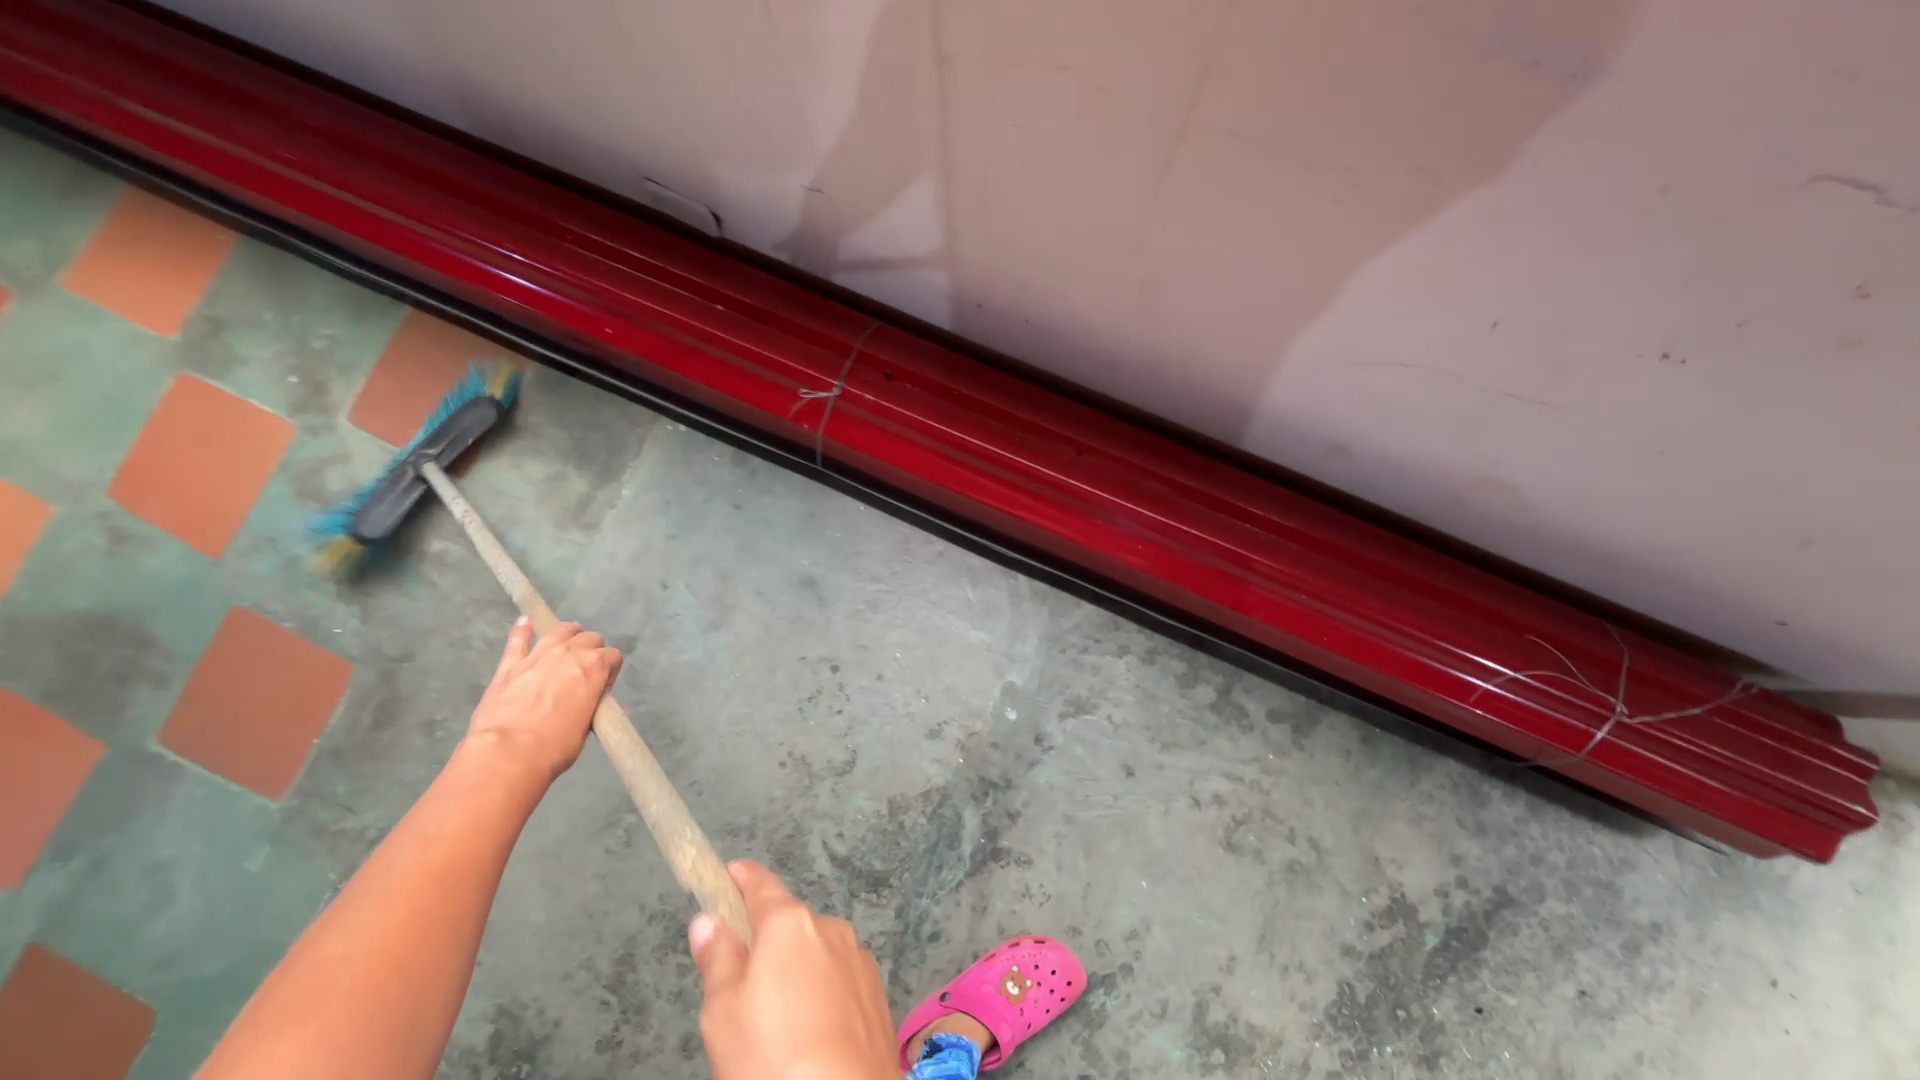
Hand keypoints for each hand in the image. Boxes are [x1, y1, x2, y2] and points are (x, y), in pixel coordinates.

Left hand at [465, 617, 621, 781]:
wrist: (508, 751)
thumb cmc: (555, 745)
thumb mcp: (587, 729)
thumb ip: (597, 710)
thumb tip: (615, 710)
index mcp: (595, 668)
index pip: (613, 656)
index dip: (610, 670)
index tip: (603, 686)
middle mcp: (570, 653)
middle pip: (589, 638)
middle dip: (591, 650)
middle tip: (585, 670)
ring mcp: (538, 655)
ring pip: (559, 631)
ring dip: (567, 634)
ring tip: (567, 642)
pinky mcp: (510, 664)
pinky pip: (518, 640)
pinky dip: (523, 630)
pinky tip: (525, 623)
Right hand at [692, 862, 896, 1079]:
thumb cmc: (772, 1059)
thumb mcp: (723, 1012)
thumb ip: (717, 959)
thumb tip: (708, 920)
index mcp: (790, 924)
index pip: (761, 884)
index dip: (741, 878)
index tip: (728, 875)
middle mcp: (830, 929)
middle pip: (790, 922)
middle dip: (767, 940)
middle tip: (741, 981)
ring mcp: (860, 960)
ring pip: (817, 952)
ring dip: (797, 968)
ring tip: (778, 1019)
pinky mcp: (877, 993)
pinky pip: (839, 978)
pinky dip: (822, 991)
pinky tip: (812, 1030)